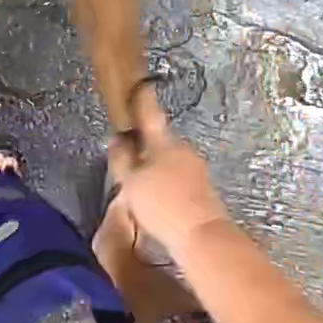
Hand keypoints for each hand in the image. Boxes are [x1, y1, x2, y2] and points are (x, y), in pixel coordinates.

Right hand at [106, 85, 233, 260]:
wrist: (202, 237)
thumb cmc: (162, 204)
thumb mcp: (130, 182)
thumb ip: (122, 159)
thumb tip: (118, 139)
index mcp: (163, 142)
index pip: (150, 114)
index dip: (143, 99)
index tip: (141, 86)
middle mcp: (183, 149)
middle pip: (160, 141)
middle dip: (146, 148)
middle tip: (130, 163)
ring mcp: (197, 168)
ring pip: (171, 161)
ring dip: (157, 168)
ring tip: (143, 190)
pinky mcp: (205, 189)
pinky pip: (180, 178)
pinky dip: (169, 184)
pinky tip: (160, 203)